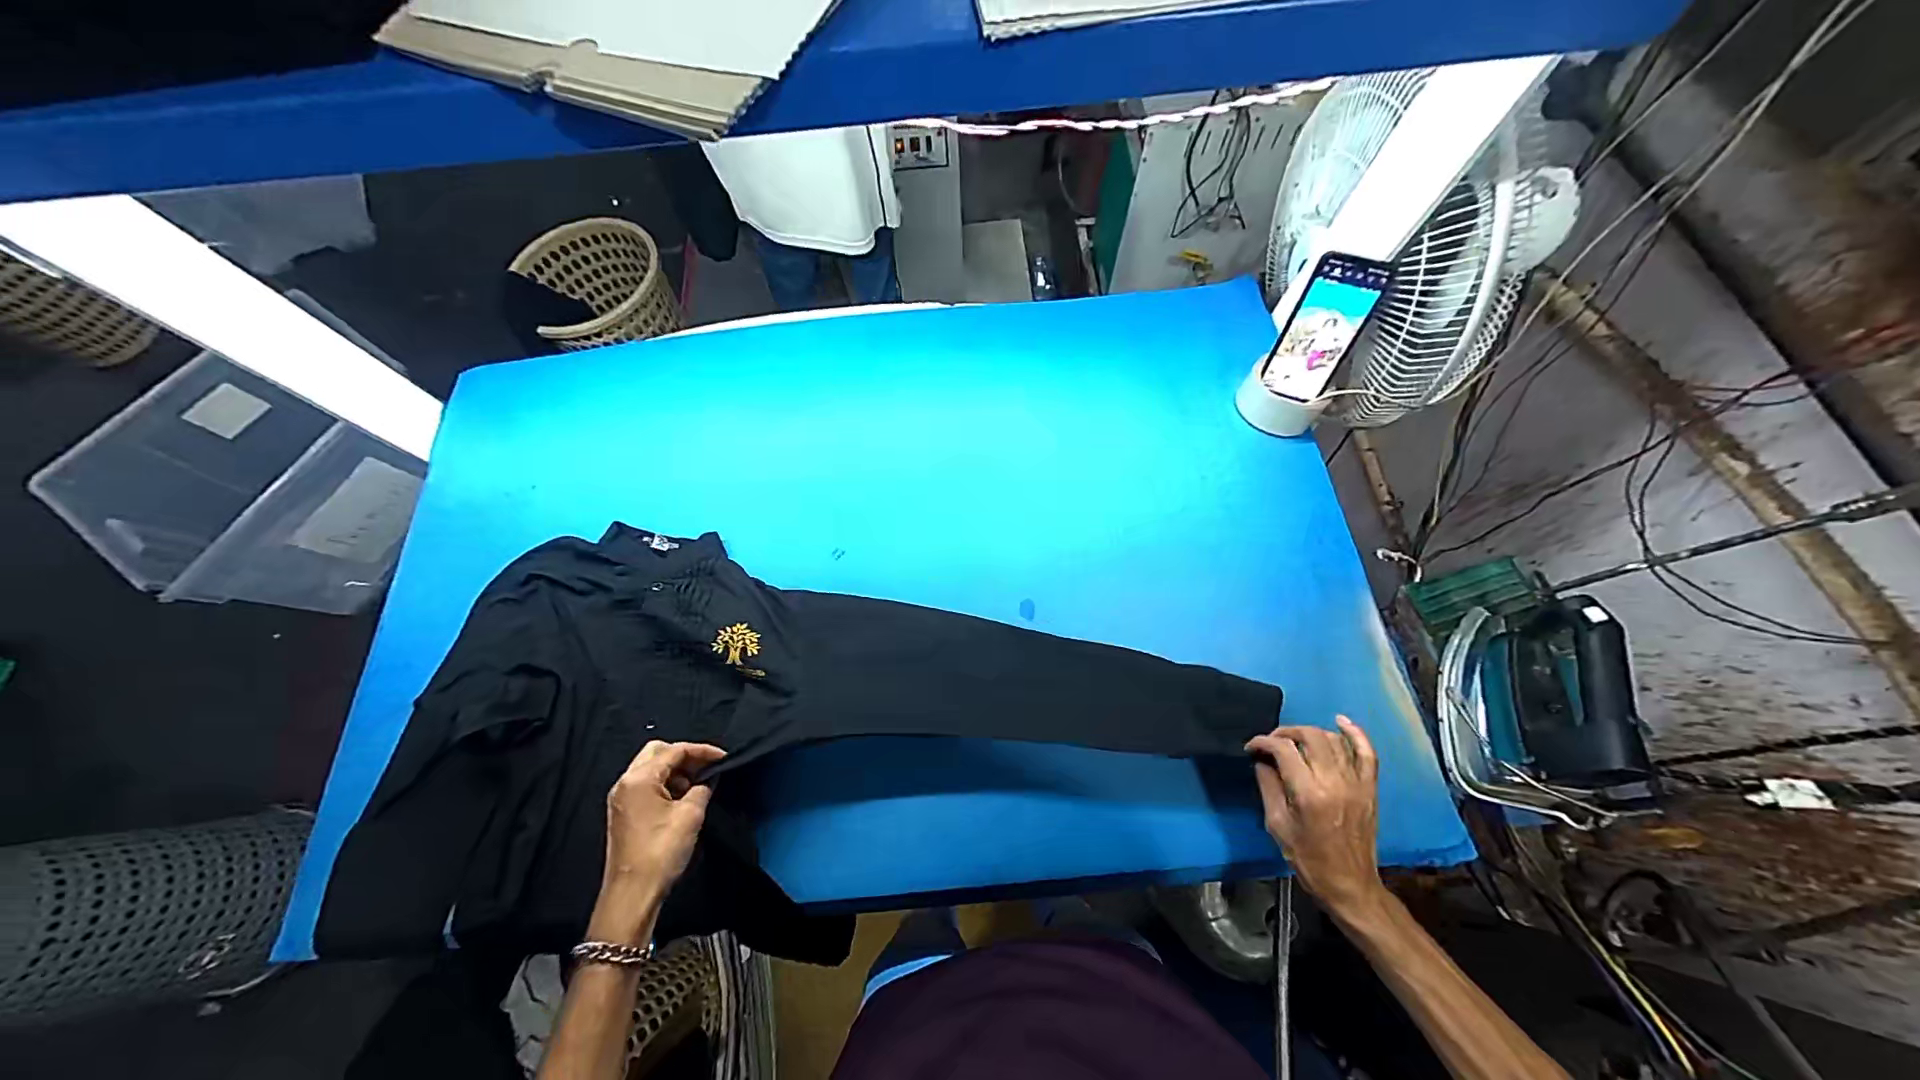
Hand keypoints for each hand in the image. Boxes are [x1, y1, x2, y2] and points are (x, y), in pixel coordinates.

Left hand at [597, 741, 725, 917]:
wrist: (633, 894)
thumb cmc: (660, 851)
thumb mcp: (691, 814)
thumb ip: (703, 788)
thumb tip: (708, 779)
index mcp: (638, 779)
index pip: (674, 751)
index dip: (702, 751)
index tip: (724, 757)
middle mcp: (625, 783)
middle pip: (658, 752)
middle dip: (686, 757)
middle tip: (708, 767)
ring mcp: (622, 799)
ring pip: (652, 769)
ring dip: (677, 771)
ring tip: (699, 784)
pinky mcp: (625, 813)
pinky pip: (648, 786)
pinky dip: (667, 784)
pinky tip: (684, 798)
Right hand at [1245, 716, 1386, 919]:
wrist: (1350, 884)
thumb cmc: (1308, 858)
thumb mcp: (1277, 824)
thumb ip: (1268, 786)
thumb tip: (1262, 760)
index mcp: (1308, 793)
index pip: (1283, 749)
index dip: (1263, 742)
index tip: (1252, 748)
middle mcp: (1335, 782)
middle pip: (1309, 736)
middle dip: (1285, 733)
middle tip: (1271, 743)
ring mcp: (1356, 783)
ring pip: (1334, 740)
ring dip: (1311, 733)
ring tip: (1295, 740)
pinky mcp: (1370, 788)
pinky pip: (1367, 753)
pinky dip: (1356, 734)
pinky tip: (1340, 721)